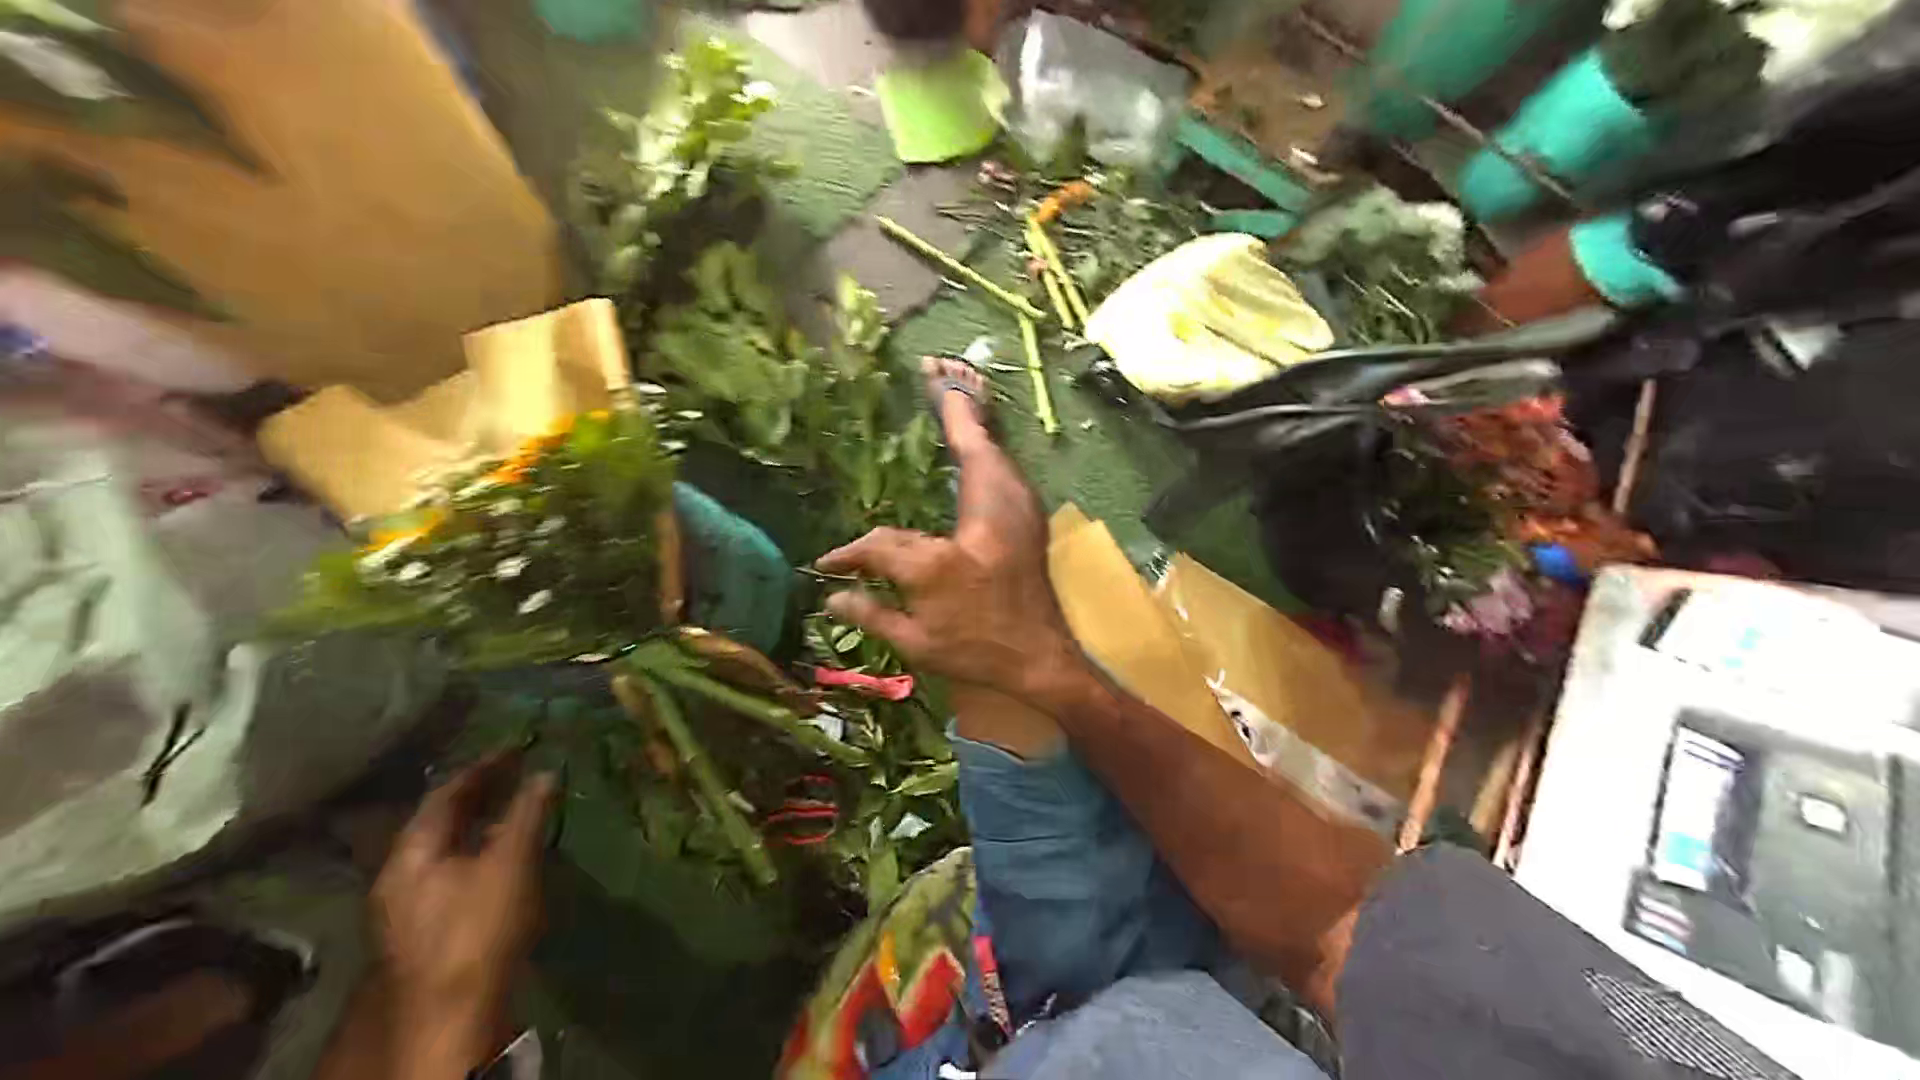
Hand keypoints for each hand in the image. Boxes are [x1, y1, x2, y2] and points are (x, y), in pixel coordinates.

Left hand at [370, 762, 553, 1069]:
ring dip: (479, 821)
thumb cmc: (479, 925)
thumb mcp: (511, 861)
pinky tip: (503, 850)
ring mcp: (408, 902)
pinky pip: (452, 866)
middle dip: (479, 793)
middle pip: (440, 820)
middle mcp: (399, 872)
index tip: (516, 747)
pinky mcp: (425, 923)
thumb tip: (545, 772)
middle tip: (517, 771)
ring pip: (445, 846)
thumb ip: (527, 812)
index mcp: (412, 852)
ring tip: (515, 804)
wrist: (453, 1008)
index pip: (446, 794)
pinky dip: (478, 846)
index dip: (482, 767)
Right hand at [815, 386, 1089, 706]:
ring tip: (951, 376)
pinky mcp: (1025, 513)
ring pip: (993, 445)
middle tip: (931, 364)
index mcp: (944, 559)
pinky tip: (974, 424)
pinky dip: (987, 433)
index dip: (852, 556)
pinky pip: (1002, 459)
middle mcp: (984, 518)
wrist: (1044, 659)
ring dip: (974, 409)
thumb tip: (830, 595)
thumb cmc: (980, 651)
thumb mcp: (916, 644)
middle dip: (952, 400)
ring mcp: (1015, 510)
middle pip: (970, 444)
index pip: (883, 543)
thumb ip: (870, 613)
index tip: (830, 565)